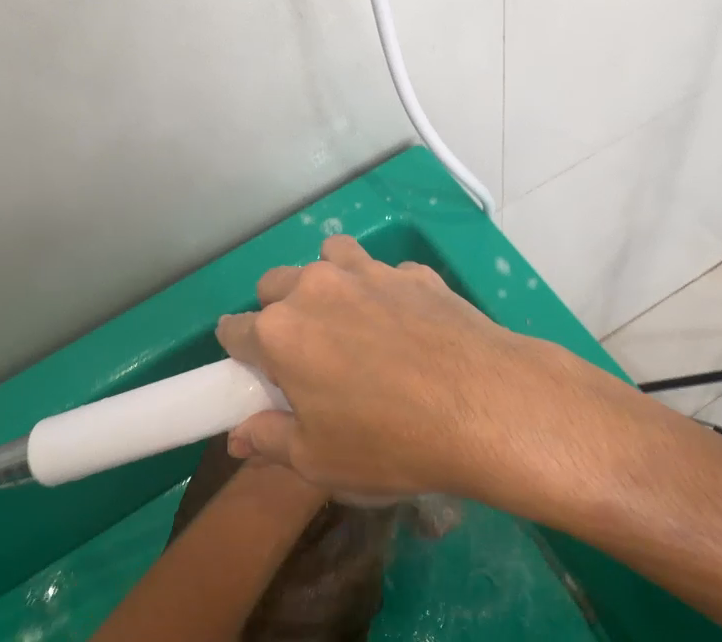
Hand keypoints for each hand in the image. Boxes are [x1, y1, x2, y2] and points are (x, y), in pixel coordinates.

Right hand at [216, 235, 617, 503]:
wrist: (488, 407)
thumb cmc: (392, 443)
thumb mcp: (319, 462)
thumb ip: (269, 441)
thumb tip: (238, 436)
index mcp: (280, 332)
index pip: (233, 330)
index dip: (241, 355)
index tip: (261, 378)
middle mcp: (316, 288)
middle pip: (274, 285)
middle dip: (278, 313)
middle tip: (307, 356)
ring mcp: (368, 273)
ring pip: (327, 260)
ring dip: (326, 285)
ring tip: (351, 324)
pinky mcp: (414, 272)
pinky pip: (382, 273)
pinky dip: (382, 291)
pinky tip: (407, 327)